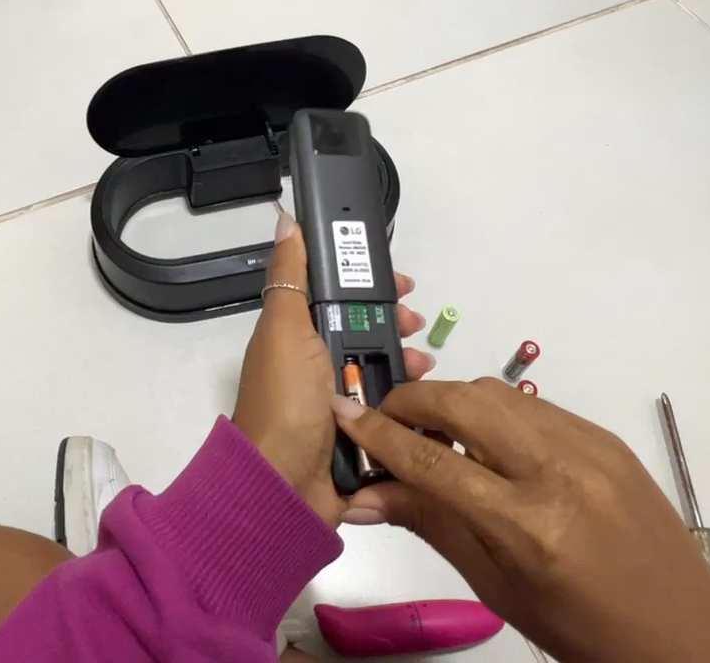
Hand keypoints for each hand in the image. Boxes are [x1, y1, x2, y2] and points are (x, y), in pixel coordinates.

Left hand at [232, 212, 432, 525]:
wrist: (283, 488)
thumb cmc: (285, 401)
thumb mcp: (284, 329)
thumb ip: (290, 276)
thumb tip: (285, 221)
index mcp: (295, 337)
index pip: (336, 297)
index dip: (366, 284)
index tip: (399, 281)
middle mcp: (315, 367)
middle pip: (364, 332)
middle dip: (393, 322)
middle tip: (415, 322)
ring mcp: (339, 405)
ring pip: (382, 371)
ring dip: (407, 361)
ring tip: (422, 362)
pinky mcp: (361, 439)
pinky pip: (393, 412)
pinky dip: (411, 404)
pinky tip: (426, 400)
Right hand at [332, 381, 709, 662]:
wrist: (690, 632)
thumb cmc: (583, 630)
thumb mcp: (497, 587)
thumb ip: (429, 523)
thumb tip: (361, 494)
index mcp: (529, 527)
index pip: (432, 463)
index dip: (378, 435)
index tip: (341, 412)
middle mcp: (558, 471)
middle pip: (462, 403)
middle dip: (411, 402)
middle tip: (386, 423)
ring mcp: (586, 444)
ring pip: (492, 391)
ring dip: (450, 402)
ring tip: (435, 434)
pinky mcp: (601, 434)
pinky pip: (528, 404)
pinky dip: (492, 412)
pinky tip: (487, 444)